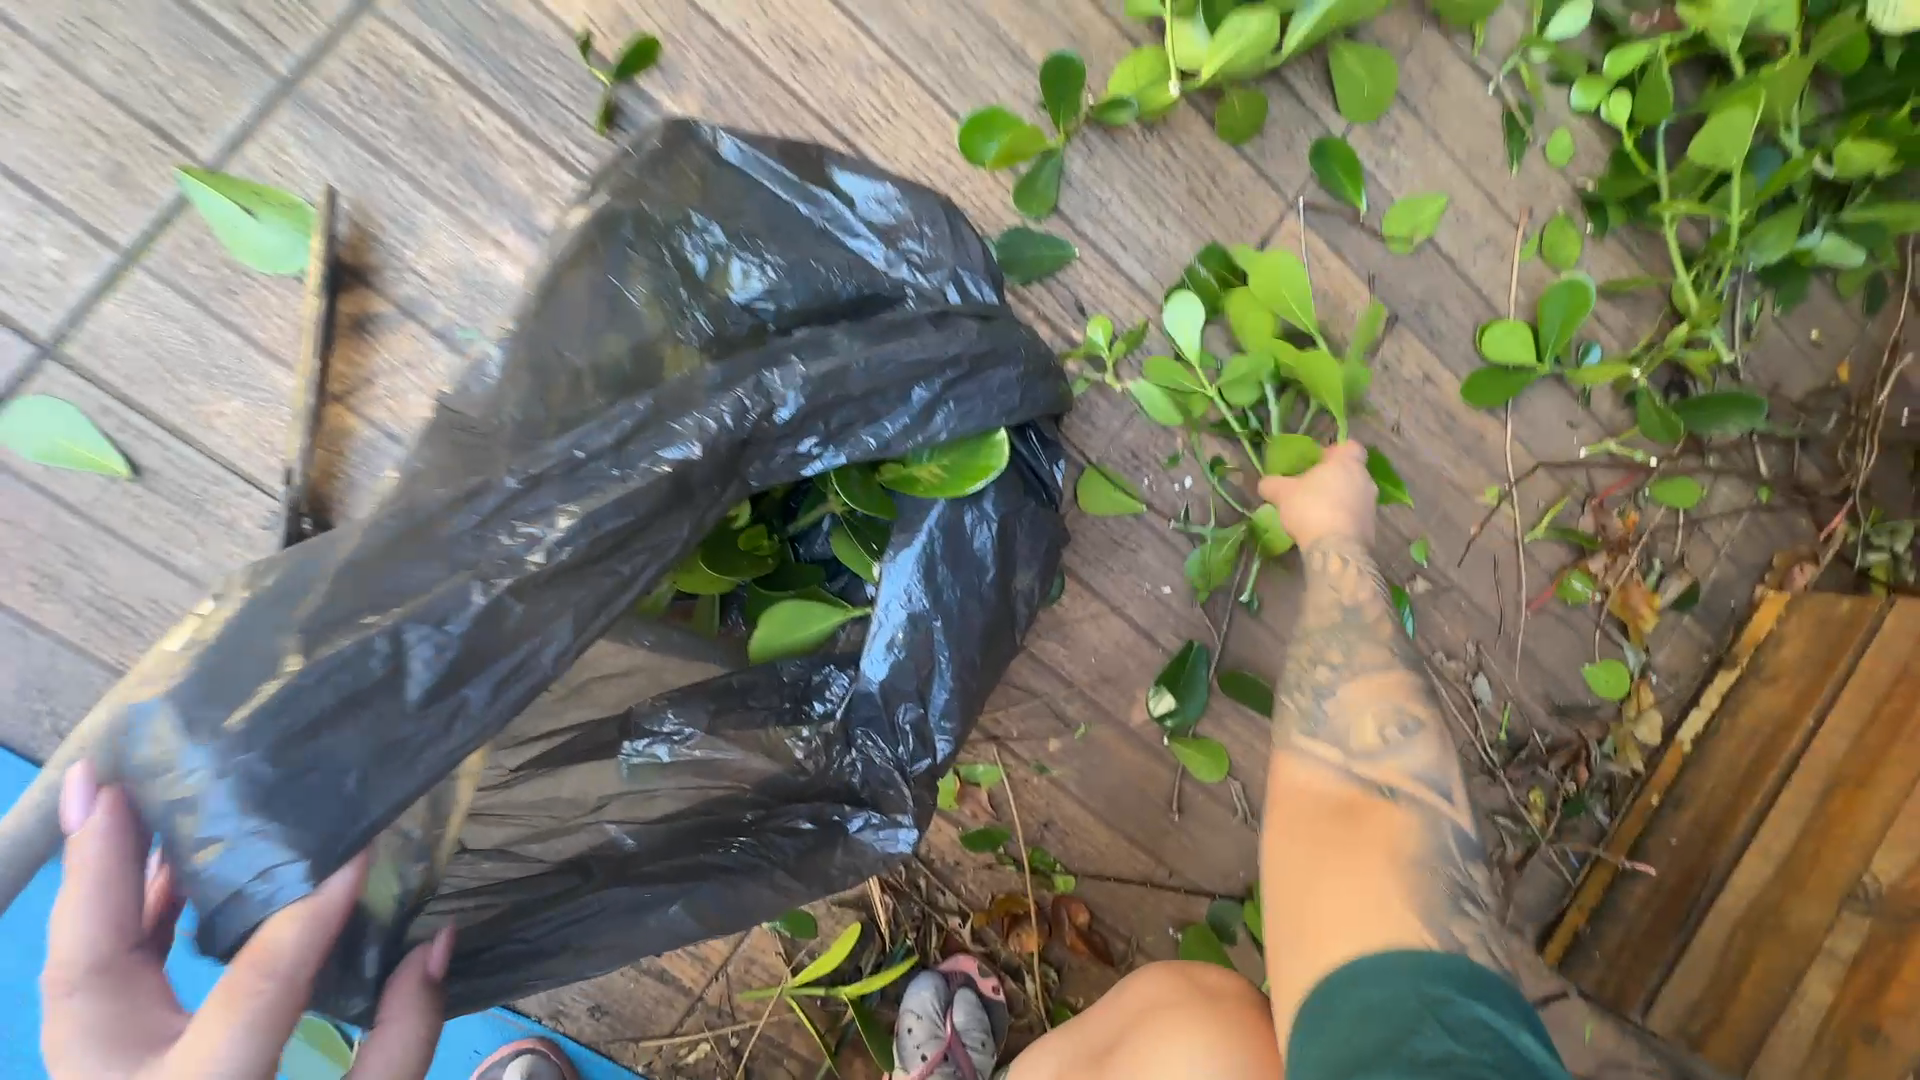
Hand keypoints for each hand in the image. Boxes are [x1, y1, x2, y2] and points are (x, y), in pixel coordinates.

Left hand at [40, 760, 452, 1078]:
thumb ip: (403, 1039)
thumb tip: (438, 938)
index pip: (258, 991)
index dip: (314, 917)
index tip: (360, 850)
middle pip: (90, 975)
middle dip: (98, 873)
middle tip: (107, 783)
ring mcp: (97, 1076)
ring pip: (81, 971)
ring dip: (105, 883)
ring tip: (122, 801)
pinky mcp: (102, 1067)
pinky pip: (108, 984)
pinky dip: (133, 920)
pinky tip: (169, 874)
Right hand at [1257, 441, 1376, 549]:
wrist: (1335, 547)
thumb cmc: (1310, 508)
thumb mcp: (1281, 493)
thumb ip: (1272, 484)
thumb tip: (1266, 483)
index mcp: (1346, 463)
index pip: (1349, 446)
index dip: (1334, 451)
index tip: (1318, 461)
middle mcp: (1364, 479)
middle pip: (1350, 471)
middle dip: (1333, 478)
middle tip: (1311, 488)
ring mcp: (1370, 504)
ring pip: (1354, 494)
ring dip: (1338, 499)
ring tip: (1316, 512)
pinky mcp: (1371, 526)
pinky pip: (1355, 515)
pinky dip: (1342, 518)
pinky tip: (1324, 529)